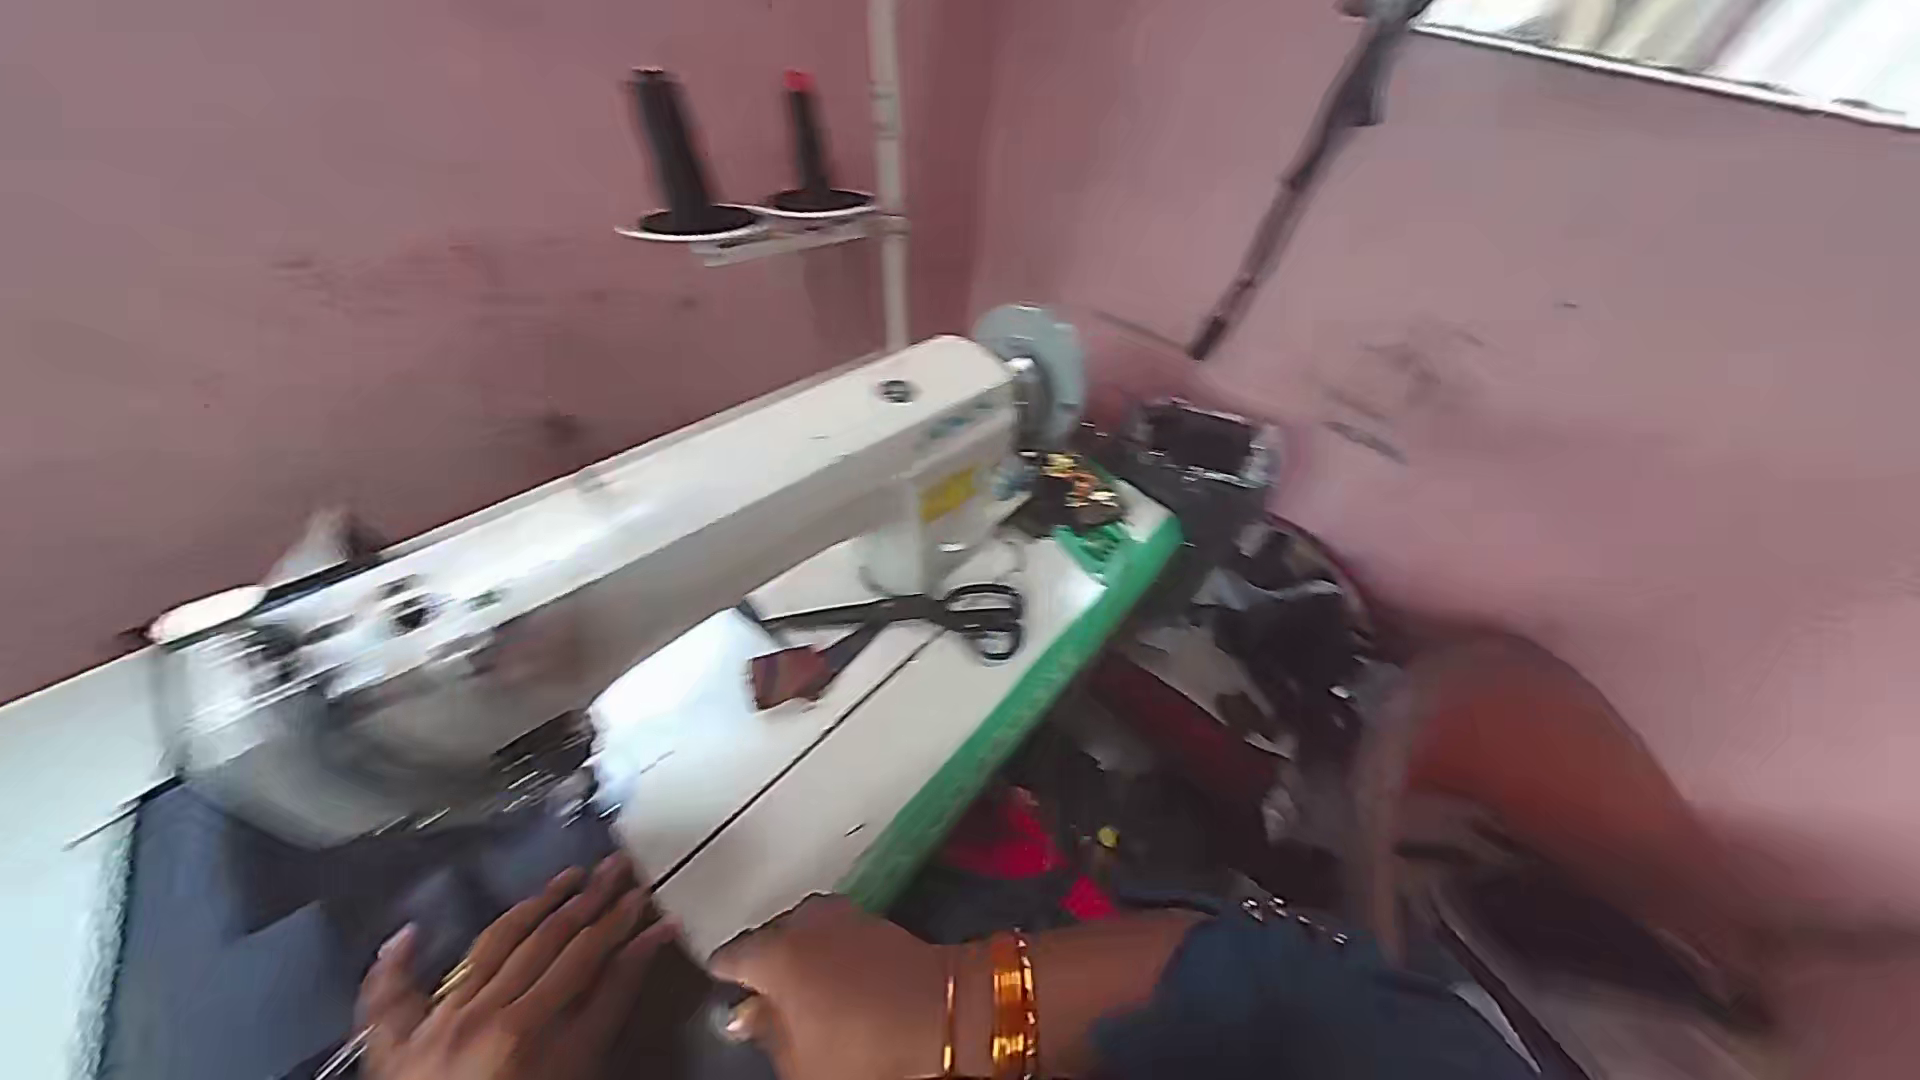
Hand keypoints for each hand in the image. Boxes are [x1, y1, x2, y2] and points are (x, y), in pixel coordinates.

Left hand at [358, 854, 676, 1079]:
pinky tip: (407, 934)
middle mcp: (481, 1015)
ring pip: (493, 944)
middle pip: (547, 938)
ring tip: (567, 877)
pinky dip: (391, 968)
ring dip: (534, 904)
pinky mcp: (394, 1050)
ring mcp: (436, 1026)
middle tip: (616, 866)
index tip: (641, 892)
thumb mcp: (581, 1065)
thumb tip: (657, 935)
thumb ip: (615, 998)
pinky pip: (387, 1002)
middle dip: (589, 897)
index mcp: (527, 1028)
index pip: (587, 952)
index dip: (619, 918)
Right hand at [709, 895, 947, 1079]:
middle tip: (758, 990)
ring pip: (802, 924)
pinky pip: (831, 926)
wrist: (934, 1012)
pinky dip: (824, 942)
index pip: (733, 954)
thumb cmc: (862, 1045)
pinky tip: (830, 970)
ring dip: (796, 946)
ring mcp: (841, 913)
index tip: (719, 984)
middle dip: (762, 957)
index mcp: (778, 952)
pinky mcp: (871, 916)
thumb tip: (747, 1016)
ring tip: (796, 982)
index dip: (722, 972)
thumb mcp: (800, 1060)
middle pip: (769, 934)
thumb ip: (766, 1032)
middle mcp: (806, 920)